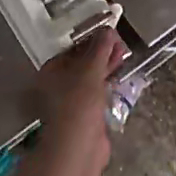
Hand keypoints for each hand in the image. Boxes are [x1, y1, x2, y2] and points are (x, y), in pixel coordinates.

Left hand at [36, 28, 125, 166]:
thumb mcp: (90, 69)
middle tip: (120, 43)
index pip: (73, 48)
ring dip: (107, 66)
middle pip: (83, 62)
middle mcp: (59, 84)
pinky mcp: (86, 113)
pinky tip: (120, 75)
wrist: (80, 146)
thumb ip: (100, 48)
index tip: (109, 32)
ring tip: (123, 55)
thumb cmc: (79, 102)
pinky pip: (99, 92)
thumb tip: (108, 29)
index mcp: (52, 70)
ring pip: (92, 77)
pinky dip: (109, 83)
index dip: (92, 38)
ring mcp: (73, 99)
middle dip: (102, 52)